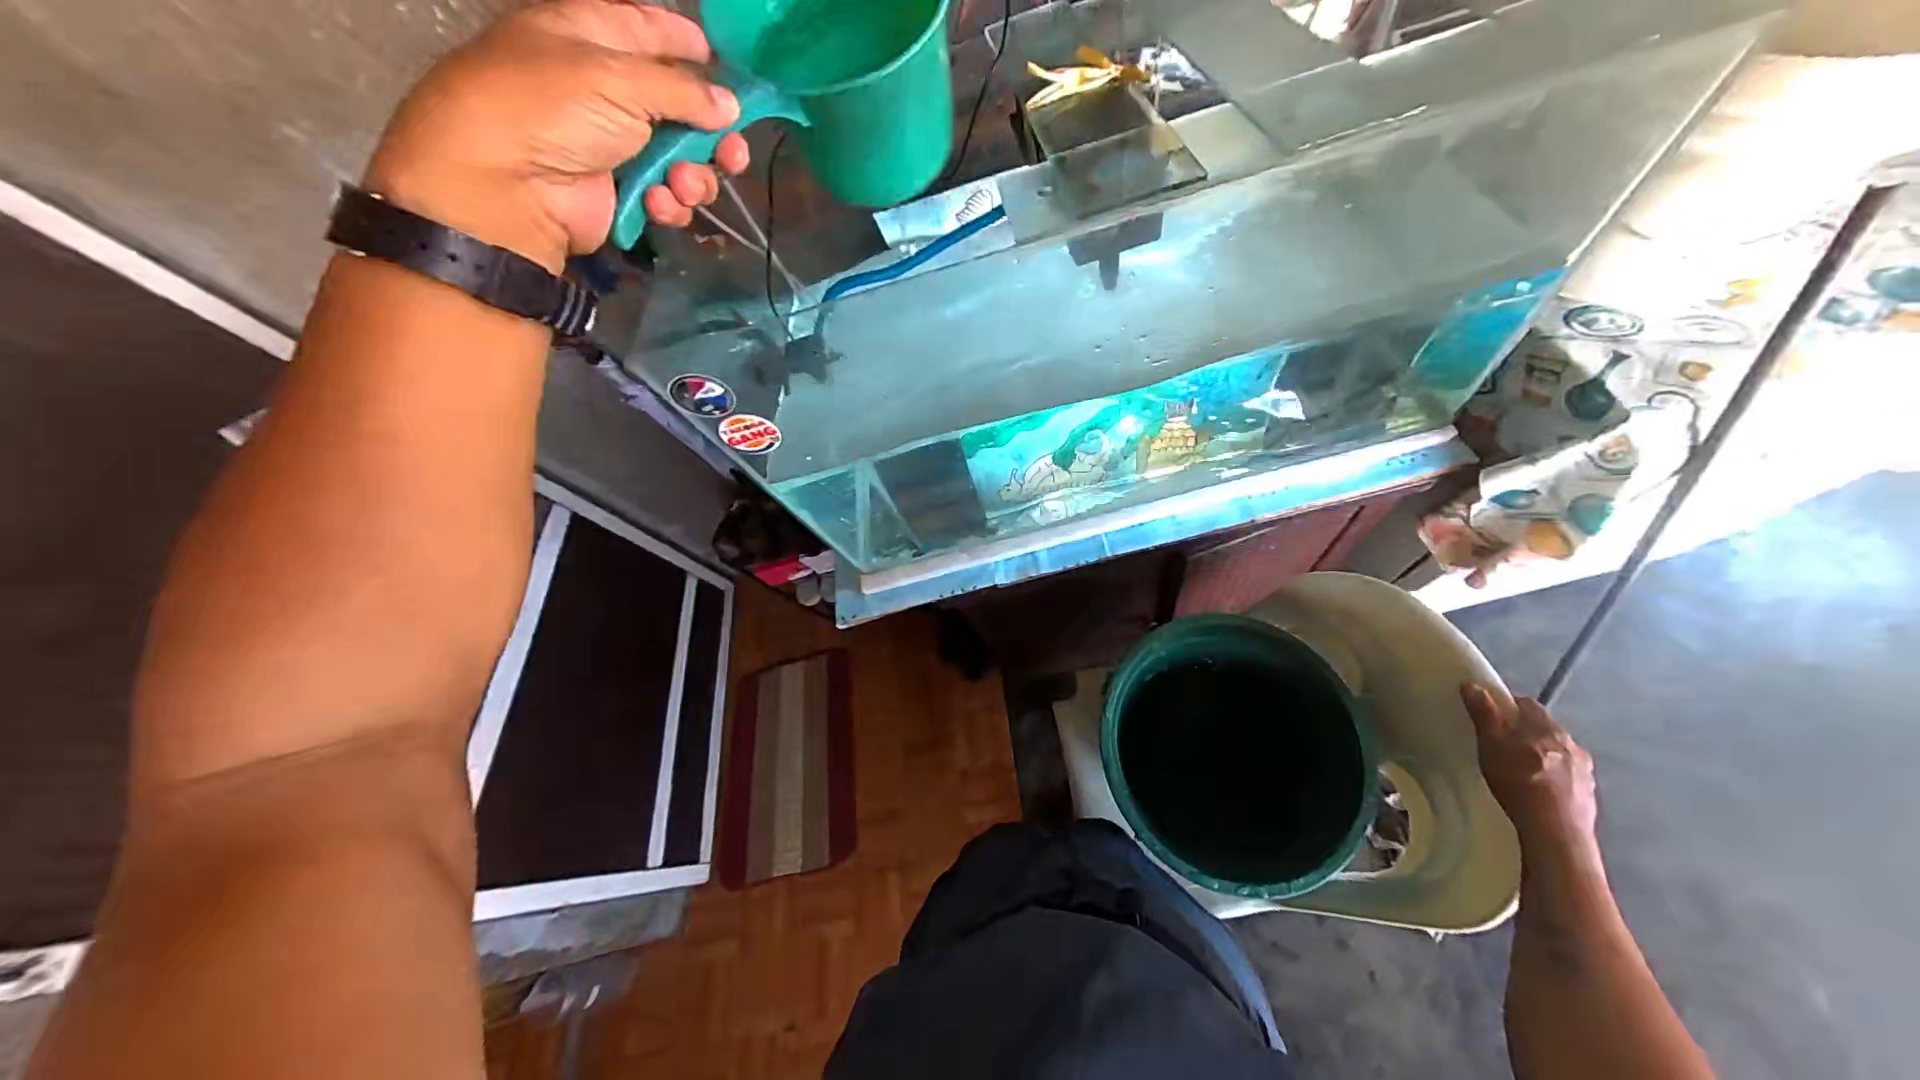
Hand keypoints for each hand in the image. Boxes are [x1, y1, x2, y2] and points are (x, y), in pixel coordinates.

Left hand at [365, 0, 752, 269]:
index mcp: (589, 38)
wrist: (506, 187)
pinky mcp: (620, 195)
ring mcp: (613, 147)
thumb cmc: (551, 108)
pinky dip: (669, 202)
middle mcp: (603, 91)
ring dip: (693, 175)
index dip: (683, 40)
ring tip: (684, 184)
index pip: (645, 27)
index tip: (721, 58)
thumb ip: (682, 90)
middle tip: (732, 154)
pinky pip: (666, 196)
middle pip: (678, 107)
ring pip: (680, 159)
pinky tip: (657, 203)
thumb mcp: (617, 79)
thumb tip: (730, 104)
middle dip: (711, 132)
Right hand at [1461, 684, 1598, 850]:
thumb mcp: (1491, 744)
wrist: (1556, 830)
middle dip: (1526, 732)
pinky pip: (1568, 775)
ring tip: (1520, 770)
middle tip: (1502, 745)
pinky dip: (1553, 776)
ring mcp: (1585, 769)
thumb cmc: (1518, 780)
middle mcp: (1572, 742)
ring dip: (1542, 755)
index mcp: (1547, 726)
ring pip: (1558, 752)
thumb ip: (1483, 714)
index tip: (1491, 718)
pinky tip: (1538, 790)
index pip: (1527, 704)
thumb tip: (1472, 684)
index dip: (1508, 707)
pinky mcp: (1589, 793)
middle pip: (1545, 728)